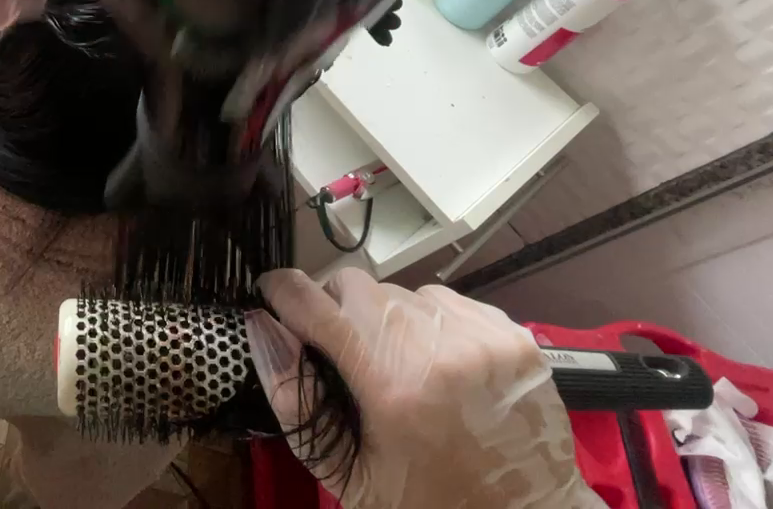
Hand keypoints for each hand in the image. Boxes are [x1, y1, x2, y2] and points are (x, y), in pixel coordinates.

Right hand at [244, 268, 596, 508]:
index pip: (311, 302)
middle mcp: (435, 347)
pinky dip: (430, 320)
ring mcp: (479, 336)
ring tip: (400, 363)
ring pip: (398, 289)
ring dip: (385, 316)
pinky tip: (440, 362)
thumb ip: (289, 396)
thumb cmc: (427, 505)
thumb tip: (260, 321)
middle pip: (352, 285)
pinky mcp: (511, 333)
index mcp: (390, 385)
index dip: (279, 290)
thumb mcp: (344, 472)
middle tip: (347, 353)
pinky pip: (444, 297)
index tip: (270, 294)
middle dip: (336, 310)